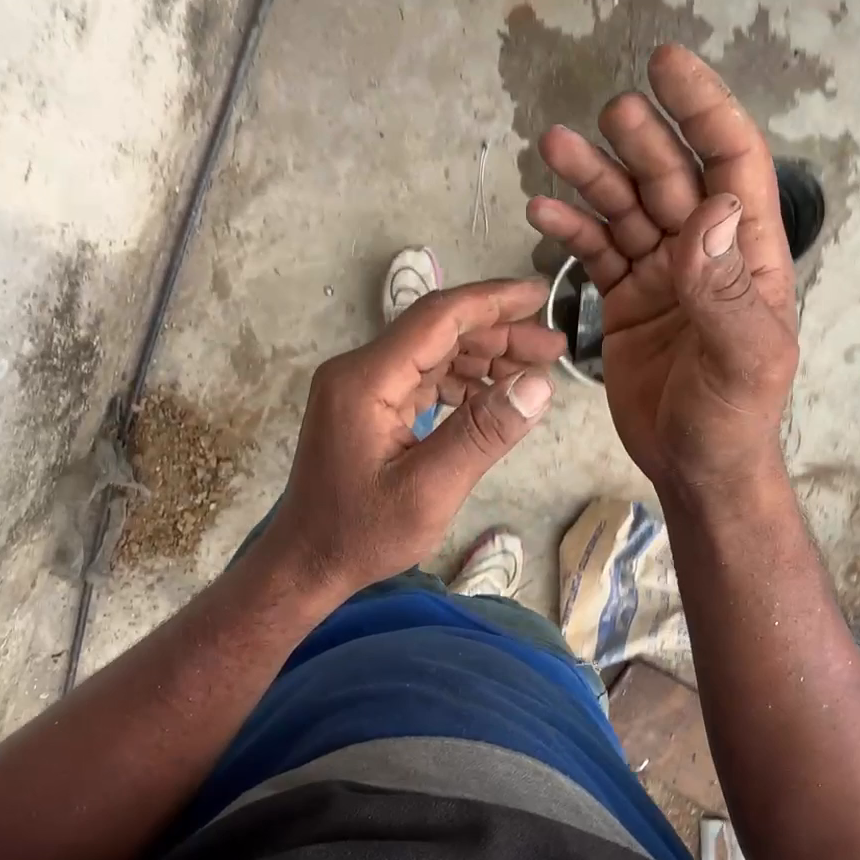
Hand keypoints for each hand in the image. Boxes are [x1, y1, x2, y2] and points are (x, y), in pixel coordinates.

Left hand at [259, 278, 564, 595]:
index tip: (540, 296)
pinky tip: (493, 398)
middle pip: (436, 332)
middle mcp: (358, 372)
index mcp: (365, 380)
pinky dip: (459, 384)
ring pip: (430, 354)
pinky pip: (419, 381)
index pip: (437, 317)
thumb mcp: (429, 491)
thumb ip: (482, 434)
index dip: (493, 302)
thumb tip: (538, 385)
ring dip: (481, 359)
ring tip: (532, 373)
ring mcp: (359, 389)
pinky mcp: (364, 409)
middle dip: (497, 334)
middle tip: (553, 348)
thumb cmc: (362, 535)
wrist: (306, 563)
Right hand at [525, 44, 799, 496]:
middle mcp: (702, 254)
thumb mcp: (744, 359)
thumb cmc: (733, 418)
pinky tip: (542, 213)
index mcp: (745, 255)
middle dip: (637, 143)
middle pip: (667, 178)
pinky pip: (596, 254)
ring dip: (589, 180)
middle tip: (602, 117)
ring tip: (550, 149)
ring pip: (623, 211)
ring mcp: (660, 277)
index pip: (729, 163)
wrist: (694, 465)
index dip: (702, 111)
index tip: (666, 69)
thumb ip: (725, 290)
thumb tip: (707, 212)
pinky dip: (570, 232)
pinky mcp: (624, 303)